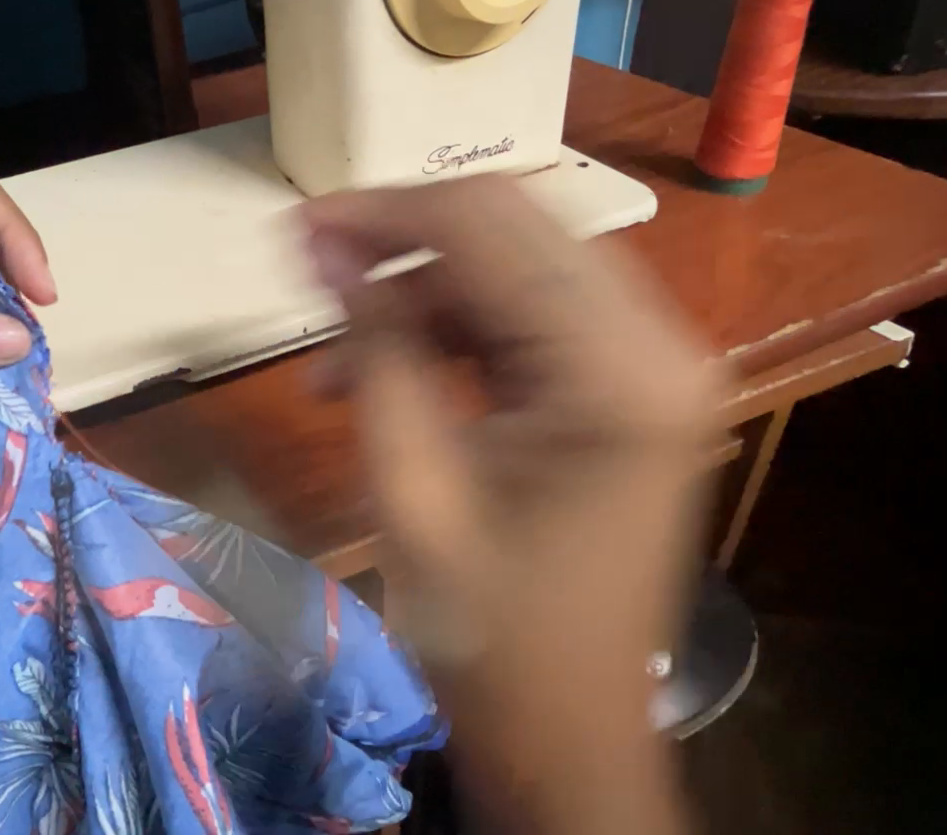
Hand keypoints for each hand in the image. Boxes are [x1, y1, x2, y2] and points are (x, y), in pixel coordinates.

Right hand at [300, 175, 716, 831]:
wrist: (567, 734)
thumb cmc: (488, 633)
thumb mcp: (410, 483)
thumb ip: (374, 344)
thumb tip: (319, 242)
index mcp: (614, 370)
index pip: (488, 227)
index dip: (380, 212)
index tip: (293, 226)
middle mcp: (653, 342)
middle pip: (510, 228)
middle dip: (397, 241)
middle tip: (309, 267)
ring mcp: (644, 361)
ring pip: (511, 267)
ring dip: (415, 296)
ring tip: (332, 364)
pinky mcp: (620, 384)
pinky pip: (523, 318)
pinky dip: (447, 331)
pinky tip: (381, 375)